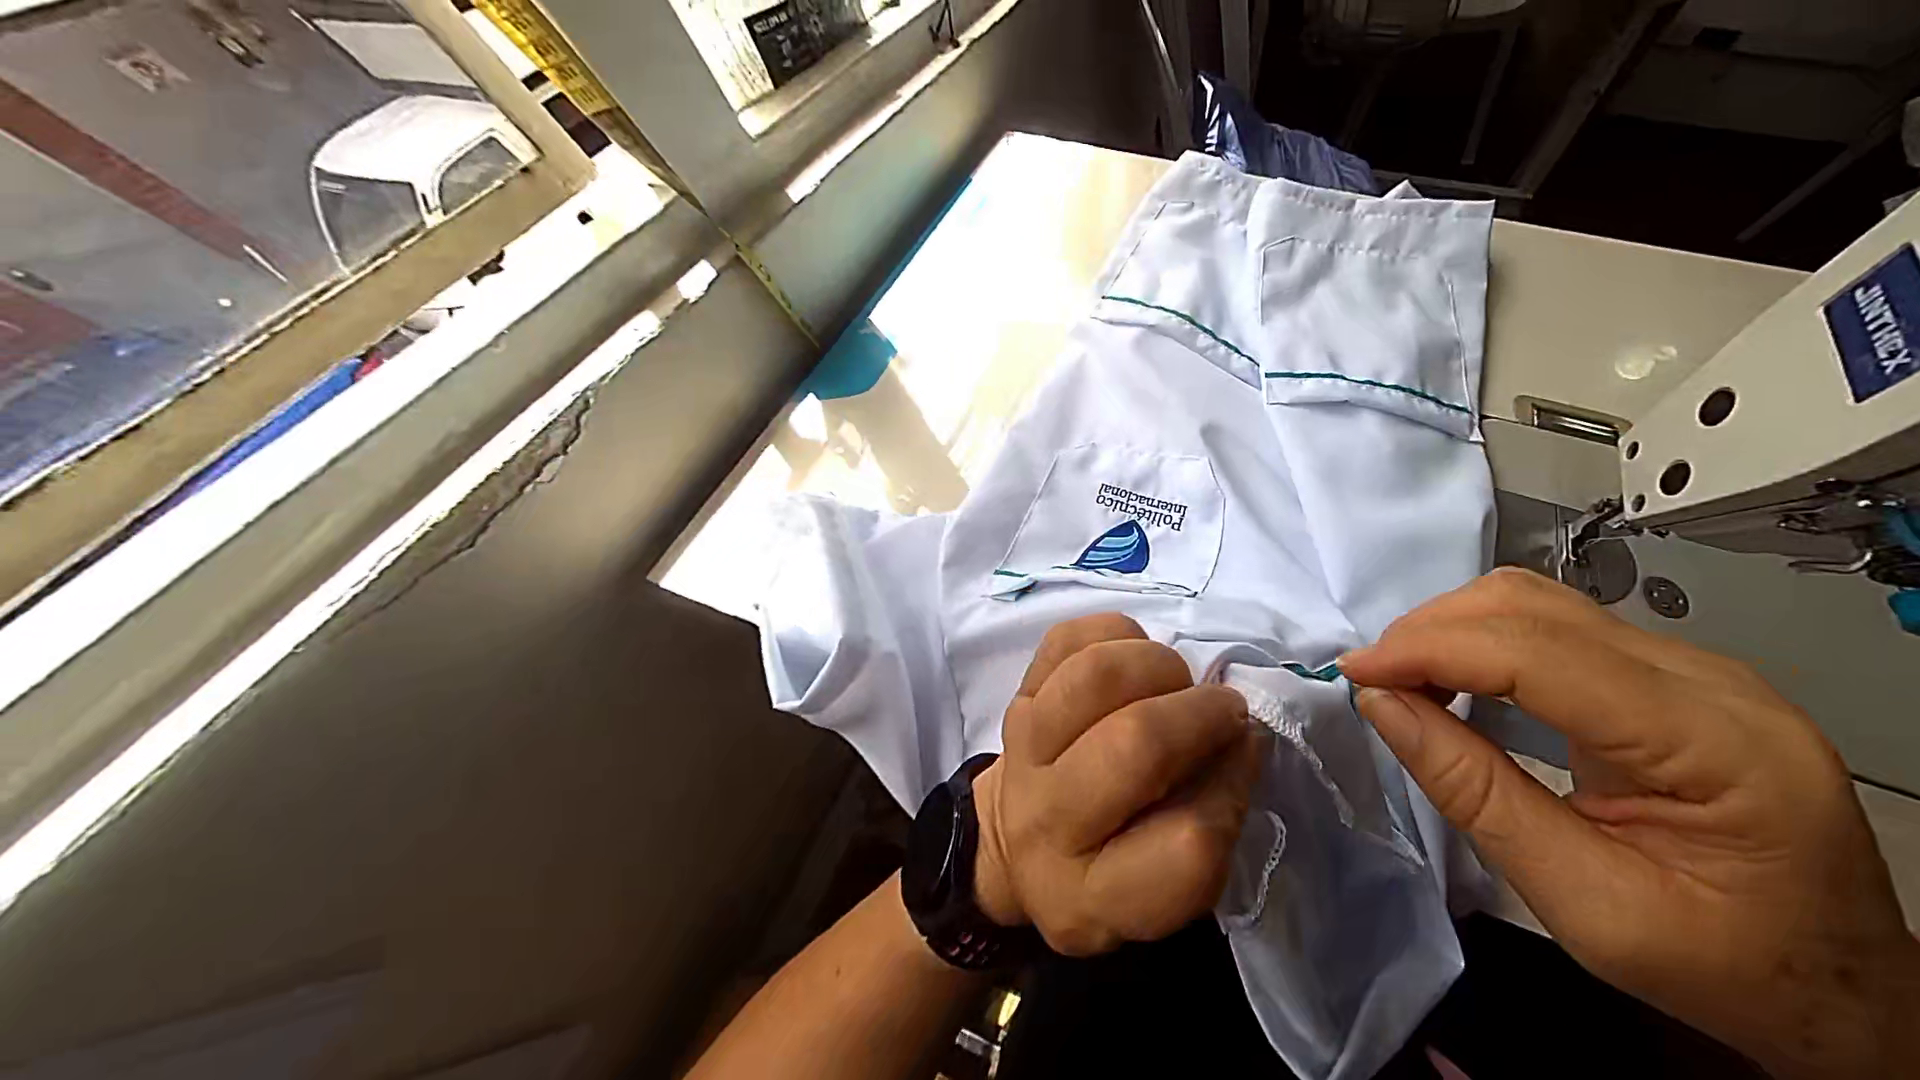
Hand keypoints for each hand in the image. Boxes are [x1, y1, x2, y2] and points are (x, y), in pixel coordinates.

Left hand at [970, 614, 1259, 956]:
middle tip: (1224, 710)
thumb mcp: (1167, 886)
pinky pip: (1066, 639)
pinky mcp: (1017, 695)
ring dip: (1158, 665)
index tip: (1241, 758)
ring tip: (1175, 682)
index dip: (1232, 789)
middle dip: (1200, 714)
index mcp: (1094, 897)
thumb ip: (1214, 817)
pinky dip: (1116, 635)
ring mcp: (1023, 747)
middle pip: (1134, 743)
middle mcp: (1047, 818)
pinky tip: (1133, 658)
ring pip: (1097, 675)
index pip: (1188, 845)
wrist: (1017, 841)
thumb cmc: (1110, 863)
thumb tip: (1243, 733)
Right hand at [1339, 568, 1919, 1079]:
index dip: (1430, 649)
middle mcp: (1710, 681)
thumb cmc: (1721, 967)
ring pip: (1534, 601)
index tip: (1352, 673)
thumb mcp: (1583, 904)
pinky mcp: (1667, 674)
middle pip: (1532, 607)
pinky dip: (1478, 640)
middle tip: (1374, 683)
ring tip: (1404, 681)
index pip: (1538, 654)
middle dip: (1430, 633)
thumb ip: (1475, 793)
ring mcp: (1693, 669)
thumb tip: (1380, 703)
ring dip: (1449, 630)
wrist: (1840, 989)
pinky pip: (1550, 625)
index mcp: (1714, 745)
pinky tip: (1454, 680)